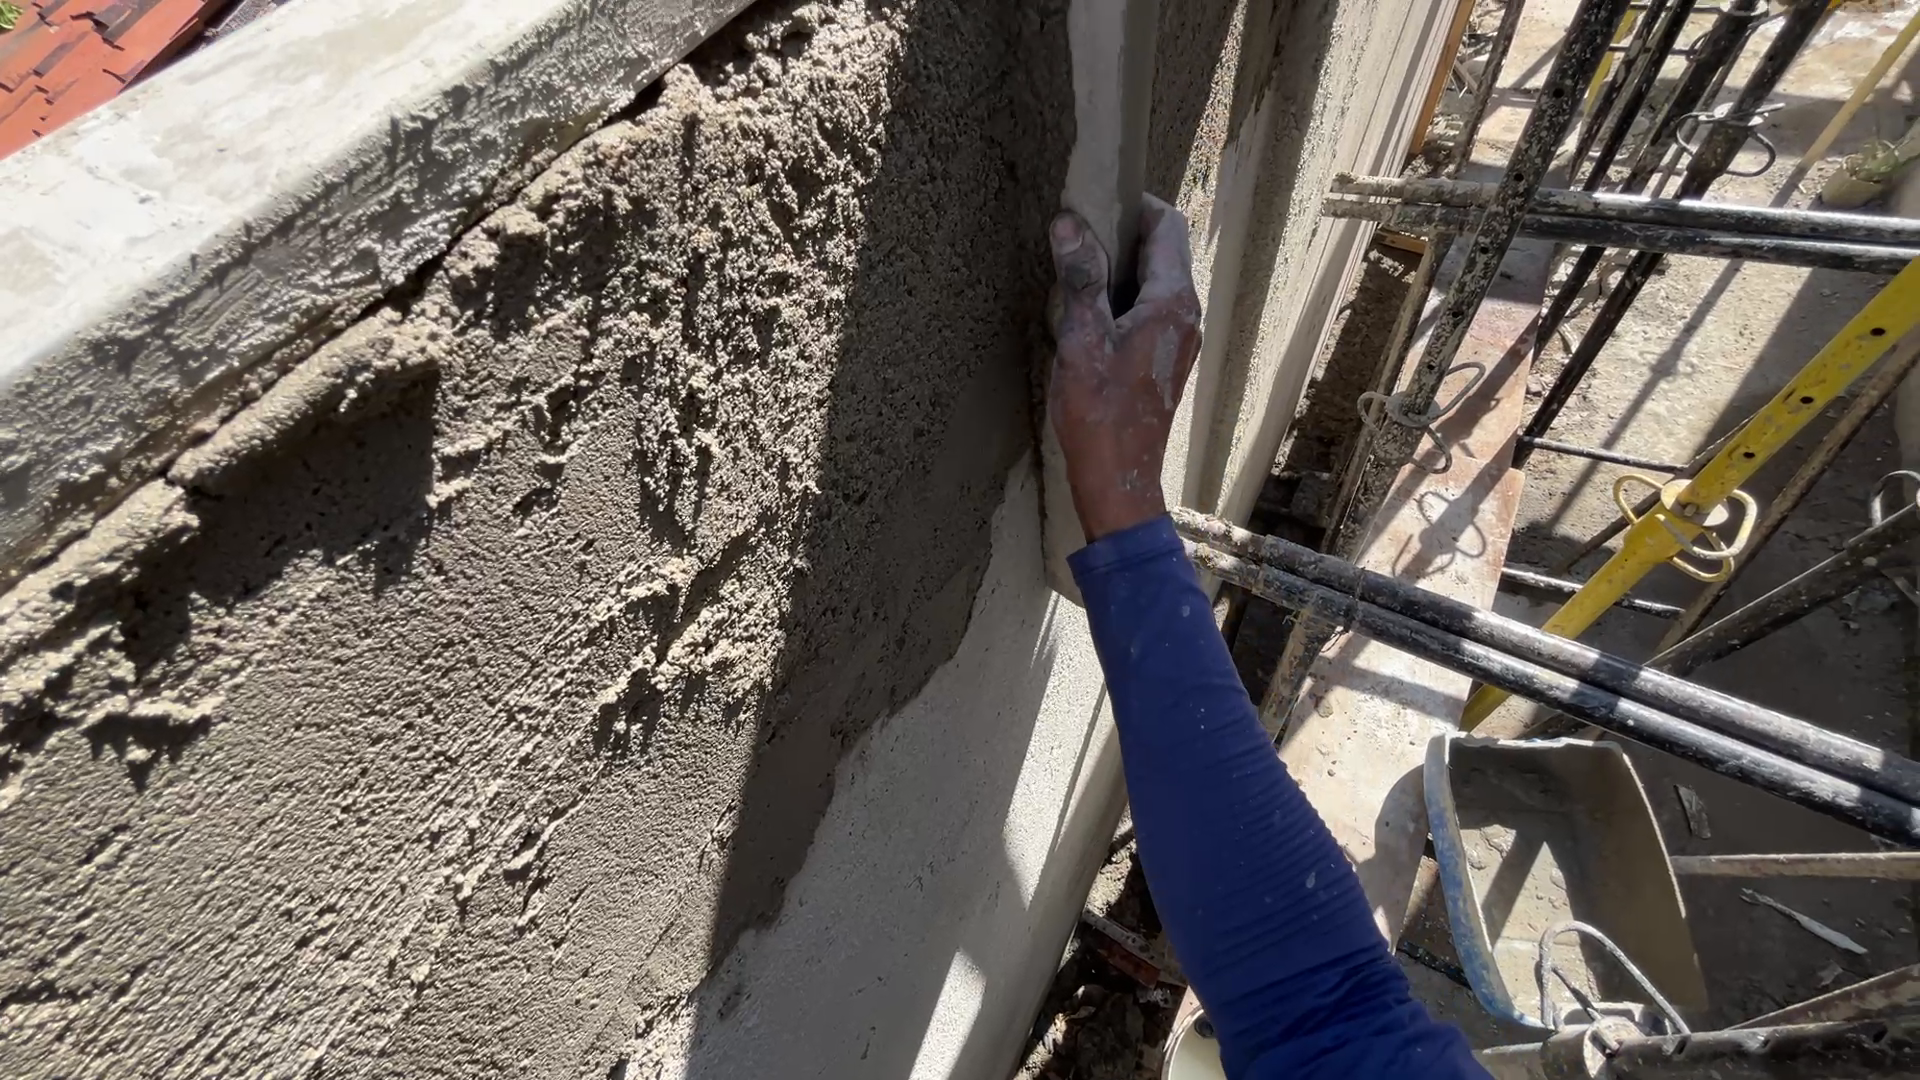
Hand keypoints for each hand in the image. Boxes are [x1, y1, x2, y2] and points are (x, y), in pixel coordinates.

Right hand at [1048, 195, 1202, 541]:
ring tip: (1077, 277)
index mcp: (1173, 302)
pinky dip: (1123, 302)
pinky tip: (1088, 318)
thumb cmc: (1100, 412)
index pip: (1167, 226)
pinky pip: (1150, 314)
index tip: (1096, 202)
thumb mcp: (1083, 339)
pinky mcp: (1164, 362)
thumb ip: (1080, 278)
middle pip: (1163, 253)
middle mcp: (1186, 316)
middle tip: (1078, 238)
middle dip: (1123, 237)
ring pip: (1155, 284)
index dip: (1135, 204)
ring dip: (1120, 272)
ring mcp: (1178, 341)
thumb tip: (1068, 223)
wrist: (1118, 476)